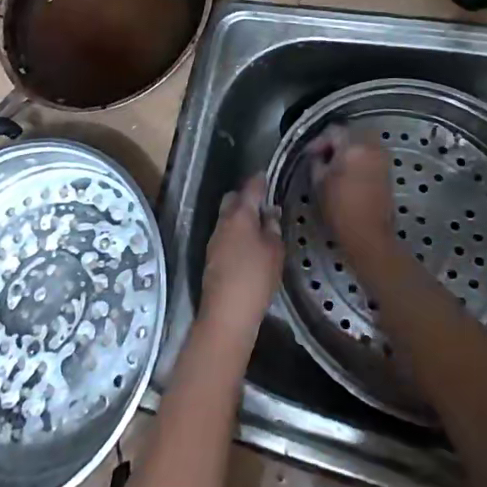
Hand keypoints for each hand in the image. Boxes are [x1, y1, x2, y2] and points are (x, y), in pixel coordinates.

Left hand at [200, 174, 283, 338]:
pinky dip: (236, 232)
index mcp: (240, 214)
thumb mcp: (275, 251)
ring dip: (240, 217)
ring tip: (259, 225)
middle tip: (263, 203)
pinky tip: (248, 244)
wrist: (227, 312)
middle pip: (232, 199)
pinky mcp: (212, 256)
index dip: (259, 181)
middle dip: (245, 197)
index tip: (266, 175)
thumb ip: (273, 229)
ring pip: (227, 217)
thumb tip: (270, 214)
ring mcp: (214, 239)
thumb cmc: (256, 277)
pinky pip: (225, 234)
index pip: (250, 189)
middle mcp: (223, 221)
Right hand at [308, 128, 399, 265]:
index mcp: (353, 147)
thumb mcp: (318, 182)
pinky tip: (348, 173)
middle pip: (350, 134)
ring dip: (348, 151)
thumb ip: (317, 161)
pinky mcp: (387, 171)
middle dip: (335, 143)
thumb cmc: (340, 209)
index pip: (334, 131)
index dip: (319, 140)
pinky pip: (370, 155)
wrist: (369, 235)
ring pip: (361, 144)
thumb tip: (319, 154)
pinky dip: (358, 159)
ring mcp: (382, 159)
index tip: (310, 154)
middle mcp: (371, 147)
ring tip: (334, 166)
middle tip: (322, 157)